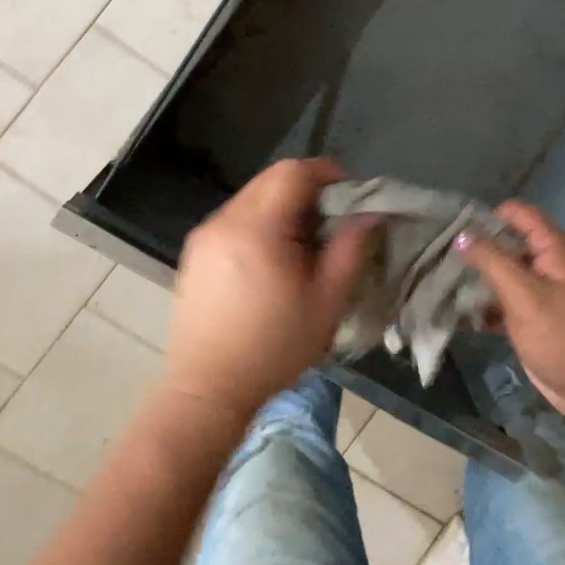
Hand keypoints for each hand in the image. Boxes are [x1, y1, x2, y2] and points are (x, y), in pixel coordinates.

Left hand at [163, 159, 377, 418]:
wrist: (207, 392)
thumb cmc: (273, 349)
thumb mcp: (326, 302)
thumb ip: (350, 250)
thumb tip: (371, 214)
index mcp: (256, 228)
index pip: (293, 172)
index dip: (327, 173)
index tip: (350, 196)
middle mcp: (224, 221)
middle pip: (271, 180)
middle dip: (307, 190)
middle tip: (332, 222)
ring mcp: (204, 236)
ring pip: (252, 198)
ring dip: (283, 207)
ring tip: (304, 244)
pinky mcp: (193, 255)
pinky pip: (234, 219)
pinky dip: (259, 224)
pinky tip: (272, 260)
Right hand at [457, 202, 564, 428]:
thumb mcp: (525, 295)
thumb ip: (492, 261)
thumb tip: (461, 234)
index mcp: (552, 247)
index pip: (516, 213)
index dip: (486, 216)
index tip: (452, 228)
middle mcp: (545, 263)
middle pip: (504, 243)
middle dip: (474, 249)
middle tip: (436, 257)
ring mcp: (537, 292)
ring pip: (500, 274)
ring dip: (473, 279)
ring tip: (435, 283)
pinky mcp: (529, 318)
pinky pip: (500, 302)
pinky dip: (481, 307)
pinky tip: (451, 313)